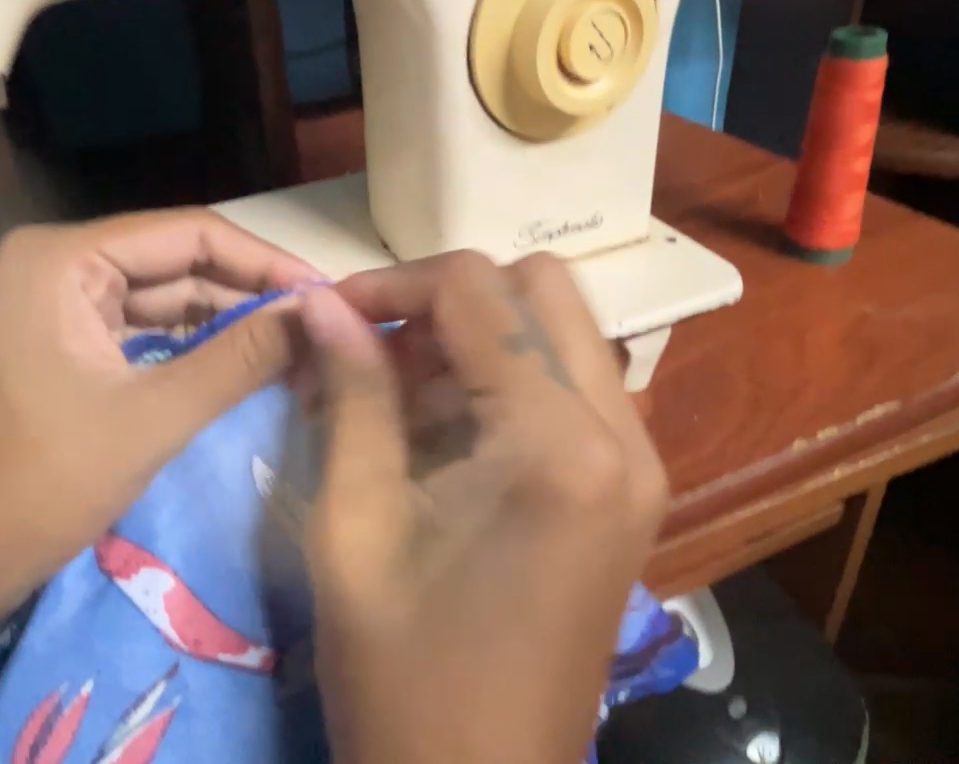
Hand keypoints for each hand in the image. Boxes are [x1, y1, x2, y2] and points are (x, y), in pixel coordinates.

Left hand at [0, 209, 323, 610]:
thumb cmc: (36, 487)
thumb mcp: (153, 417)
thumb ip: (242, 357)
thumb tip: (320, 313)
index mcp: (64, 257)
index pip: (191, 233)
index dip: (267, 260)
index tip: (329, 293)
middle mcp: (59, 262)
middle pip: (179, 260)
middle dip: (251, 293)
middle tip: (323, 324)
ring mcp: (57, 302)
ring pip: (166, 296)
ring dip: (229, 320)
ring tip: (299, 342)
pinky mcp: (63, 341)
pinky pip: (144, 329)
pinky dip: (194, 344)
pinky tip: (247, 359)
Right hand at [299, 252, 668, 763]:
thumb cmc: (402, 674)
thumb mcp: (353, 525)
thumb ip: (350, 393)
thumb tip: (319, 301)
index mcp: (555, 442)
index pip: (478, 289)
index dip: (394, 283)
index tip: (333, 315)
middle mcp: (620, 432)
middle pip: (540, 288)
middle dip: (448, 298)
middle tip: (377, 348)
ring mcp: (638, 460)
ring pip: (561, 329)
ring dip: (479, 335)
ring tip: (400, 392)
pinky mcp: (630, 487)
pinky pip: (572, 384)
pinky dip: (509, 377)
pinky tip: (448, 429)